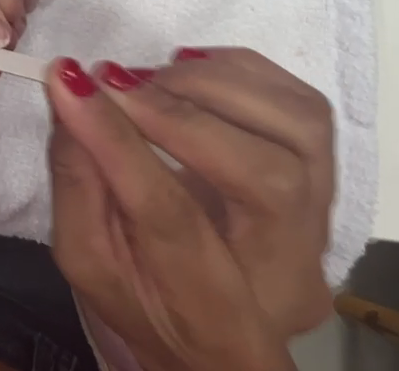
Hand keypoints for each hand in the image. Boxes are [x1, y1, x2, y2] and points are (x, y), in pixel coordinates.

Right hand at [44, 49, 337, 370]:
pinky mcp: (327, 178)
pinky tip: (185, 71)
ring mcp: (320, 223)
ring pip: (301, 131)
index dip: (120, 143)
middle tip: (113, 84)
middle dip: (180, 114)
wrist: (215, 328)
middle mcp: (289, 271)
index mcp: (215, 310)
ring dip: (214, 85)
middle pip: (267, 180)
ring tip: (148, 80)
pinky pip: (304, 105)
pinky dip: (241, 70)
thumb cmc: (141, 290)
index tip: (73, 84)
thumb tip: (70, 92)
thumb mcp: (85, 254)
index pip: (174, 218)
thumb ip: (74, 178)